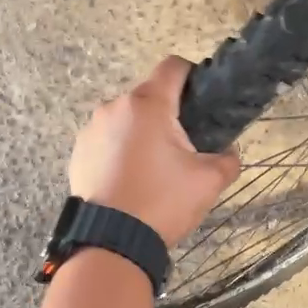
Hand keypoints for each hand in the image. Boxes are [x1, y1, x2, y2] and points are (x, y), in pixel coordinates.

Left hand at [69, 57, 240, 247]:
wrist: (111, 240)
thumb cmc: (162, 202)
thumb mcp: (208, 183)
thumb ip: (227, 160)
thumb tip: (229, 152)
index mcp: (149, 105)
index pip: (173, 66)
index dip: (193, 75)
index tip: (203, 99)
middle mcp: (115, 107)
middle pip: (149, 97)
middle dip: (168, 116)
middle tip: (184, 151)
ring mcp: (92, 129)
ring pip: (127, 120)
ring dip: (143, 135)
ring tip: (155, 171)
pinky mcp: (79, 152)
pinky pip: (107, 142)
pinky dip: (122, 153)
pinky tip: (131, 182)